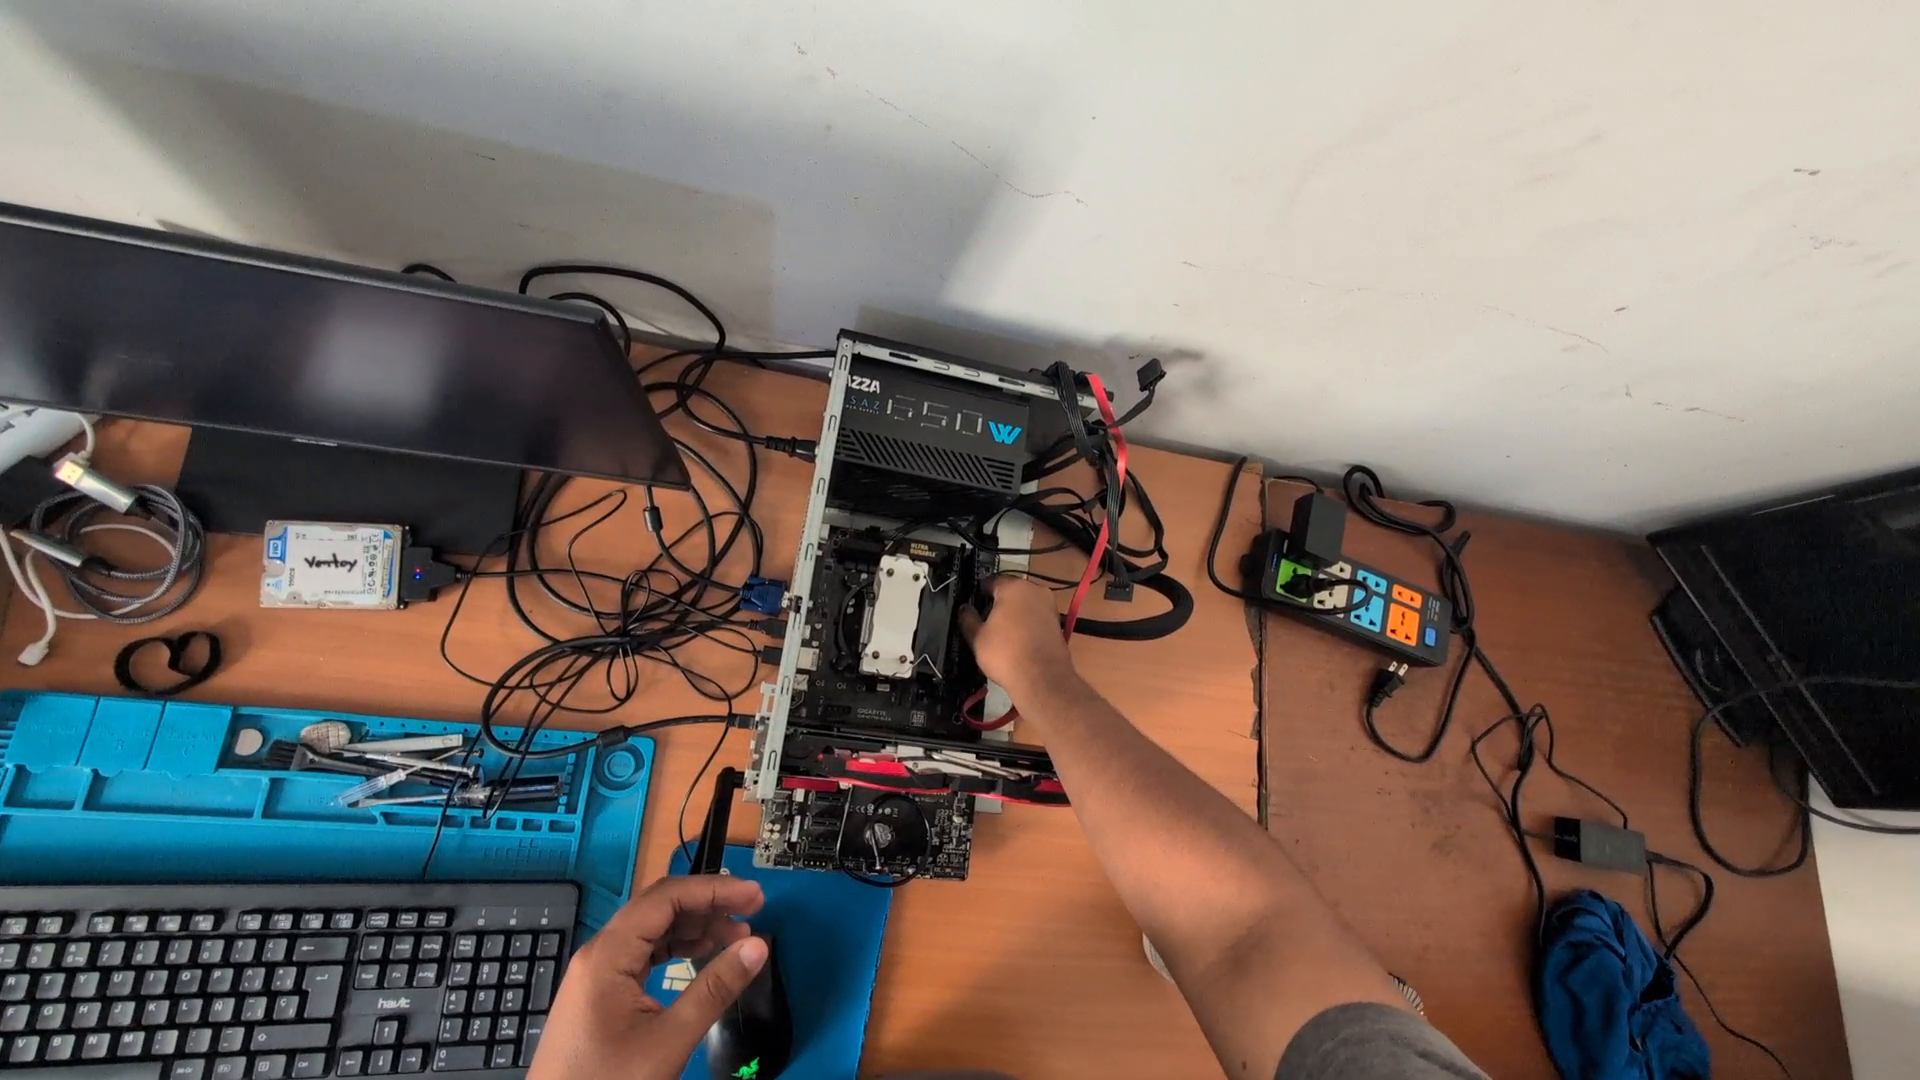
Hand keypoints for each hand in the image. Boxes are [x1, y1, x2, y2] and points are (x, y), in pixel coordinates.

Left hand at [529, 875, 768, 1079]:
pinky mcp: (601, 995)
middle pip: (660, 907)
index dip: (715, 890)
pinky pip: (645, 954)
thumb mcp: (668, 1041)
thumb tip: (758, 946)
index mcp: (609, 954)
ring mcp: (598, 974)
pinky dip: (679, 948)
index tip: (756, 898)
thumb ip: (715, 989)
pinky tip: (703, 956)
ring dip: (697, 926)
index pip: (668, 898)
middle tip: (753, 911)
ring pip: (654, 929)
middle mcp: (600, 954)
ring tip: (736, 939)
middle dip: (709, 904)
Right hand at [958, 575, 1079, 701]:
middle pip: (1010, 591)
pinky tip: (1018, 640)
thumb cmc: (1006, 654)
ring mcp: (1050, 605)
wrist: (1043, 679)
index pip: (991, 581)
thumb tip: (965, 608)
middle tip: (985, 622)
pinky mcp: (1058, 622)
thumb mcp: (977, 637)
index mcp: (1014, 587)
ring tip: (1001, 634)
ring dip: (1013, 613)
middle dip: (998, 603)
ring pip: (1025, 603)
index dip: (979, 594)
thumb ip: (968, 618)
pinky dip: (1026, 623)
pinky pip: (1036, 616)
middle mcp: (1035, 589)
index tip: (972, 607)